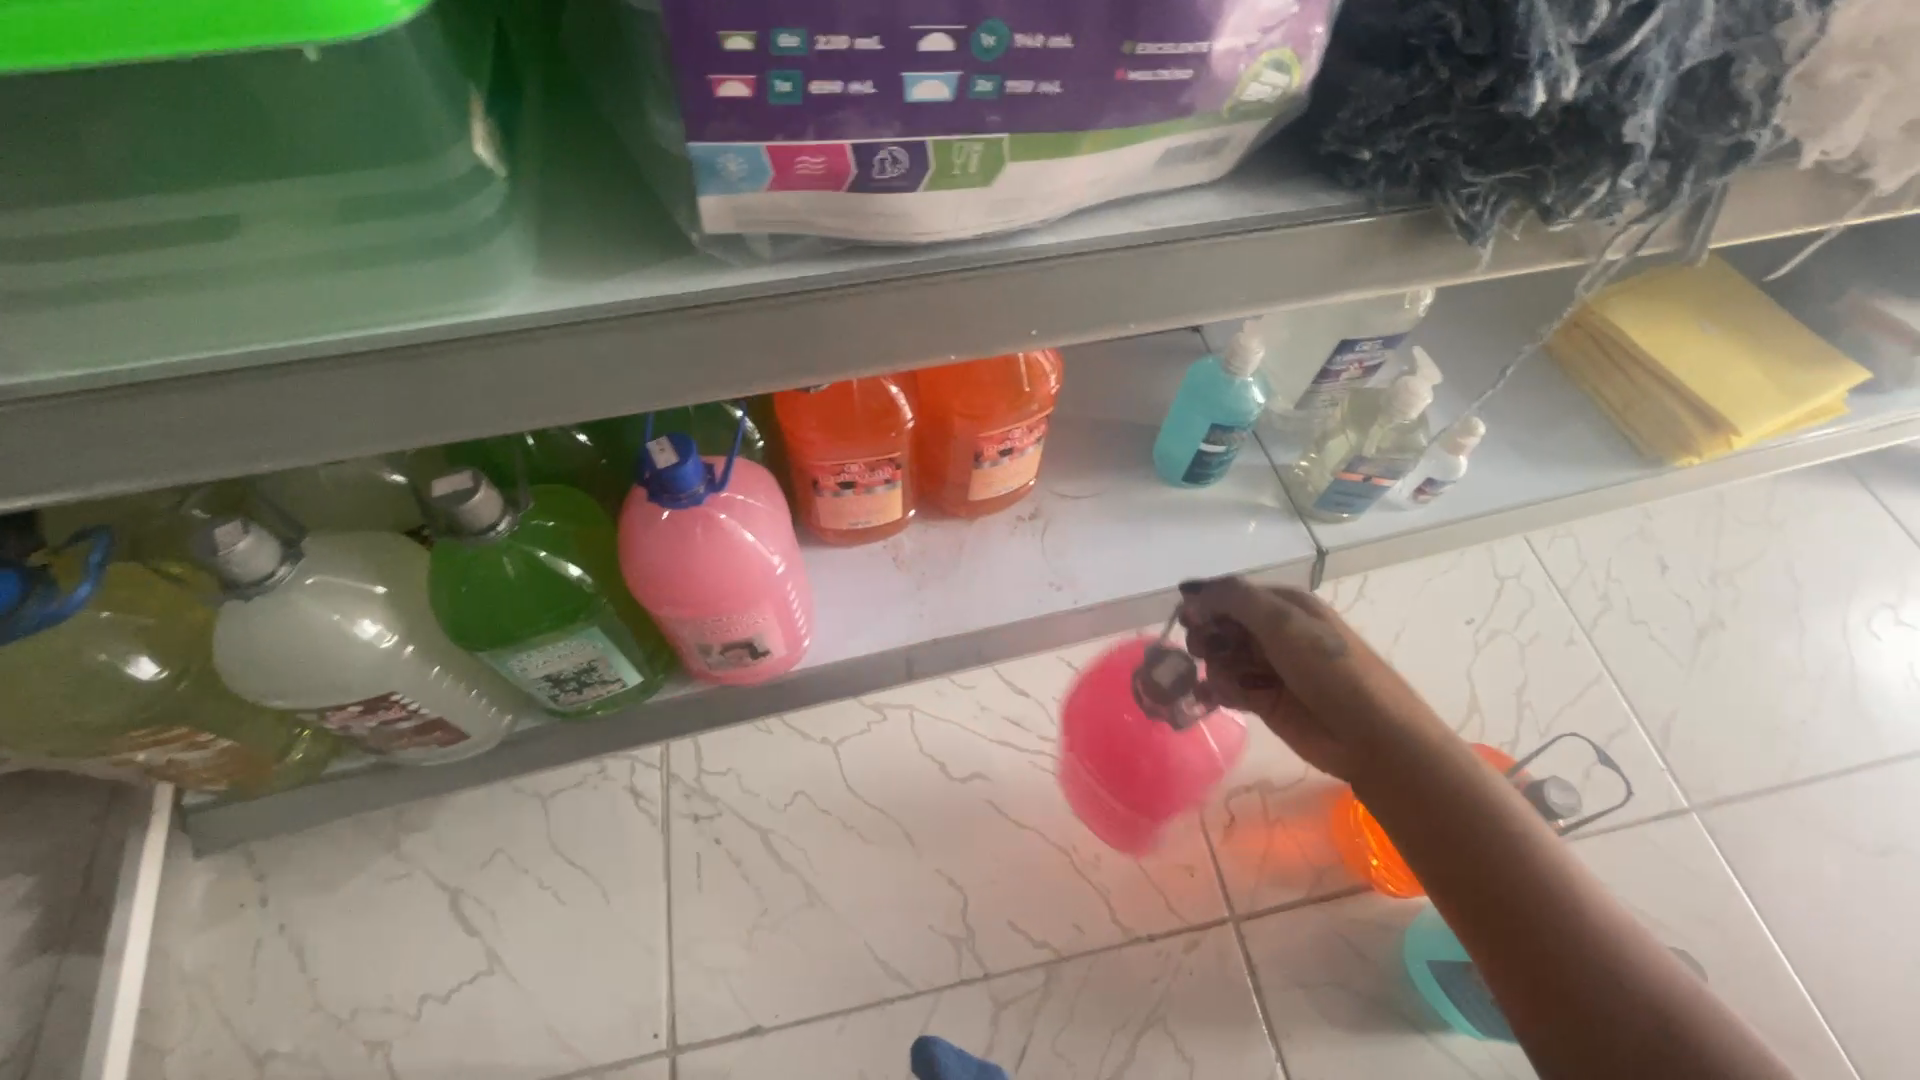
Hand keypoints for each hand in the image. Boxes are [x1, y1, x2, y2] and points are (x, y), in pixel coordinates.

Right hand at [1177, 577, 1443, 782]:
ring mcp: (1267, 667)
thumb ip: (1233, 599)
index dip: (1205, 604)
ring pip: (1219, 657)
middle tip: (1205, 652)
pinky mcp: (1261, 700)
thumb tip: (1188, 591)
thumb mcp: (1283, 622)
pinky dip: (1213, 690)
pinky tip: (1208, 698)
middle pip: (1219, 625)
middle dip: (1206, 636)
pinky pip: (1225, 687)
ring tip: (1222, 682)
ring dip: (1211, 666)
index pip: (1229, 594)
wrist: (1370, 734)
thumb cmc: (1329, 669)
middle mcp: (1273, 632)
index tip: (1187, 618)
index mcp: (1283, 605)